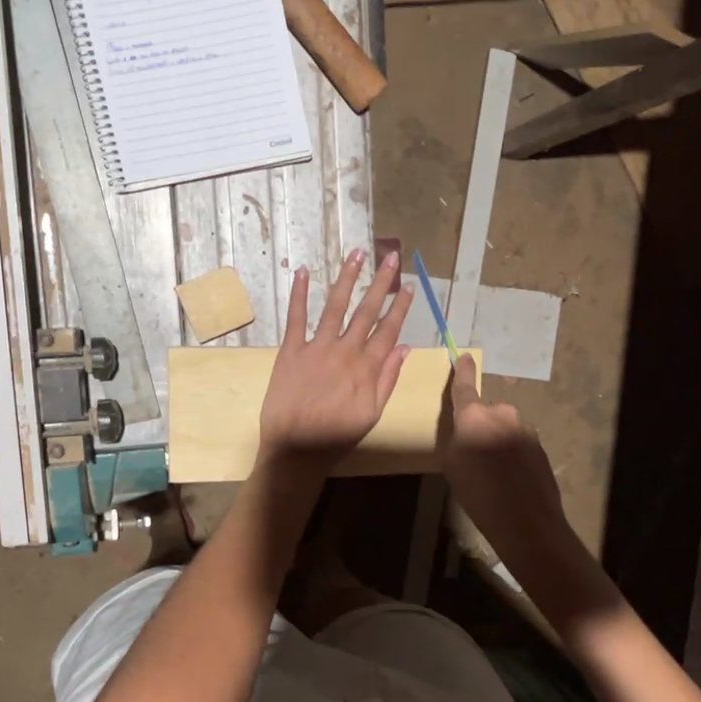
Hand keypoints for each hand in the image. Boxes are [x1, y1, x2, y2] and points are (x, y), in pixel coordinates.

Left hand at [257, 249, 412, 471]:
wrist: (296, 448)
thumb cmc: (336, 436)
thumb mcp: (372, 413)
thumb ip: (388, 379)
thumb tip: (404, 348)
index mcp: (367, 367)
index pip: (388, 329)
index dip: (400, 307)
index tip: (409, 286)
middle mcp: (345, 351)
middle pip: (367, 310)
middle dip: (381, 283)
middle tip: (391, 257)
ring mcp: (317, 347)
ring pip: (335, 306)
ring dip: (347, 278)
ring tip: (357, 253)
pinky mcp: (291, 350)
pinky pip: (296, 317)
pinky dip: (299, 294)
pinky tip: (303, 272)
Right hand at [443, 353, 568, 550]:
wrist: (524, 519)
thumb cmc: (478, 492)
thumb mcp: (452, 465)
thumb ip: (457, 438)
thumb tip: (465, 431)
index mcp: (474, 416)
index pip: (464, 387)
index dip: (462, 371)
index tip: (464, 356)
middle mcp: (502, 414)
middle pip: (487, 412)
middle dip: (481, 425)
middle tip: (473, 453)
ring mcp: (524, 429)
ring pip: (504, 427)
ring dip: (498, 440)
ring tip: (492, 472)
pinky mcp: (539, 445)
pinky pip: (518, 442)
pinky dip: (512, 453)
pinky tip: (509, 478)